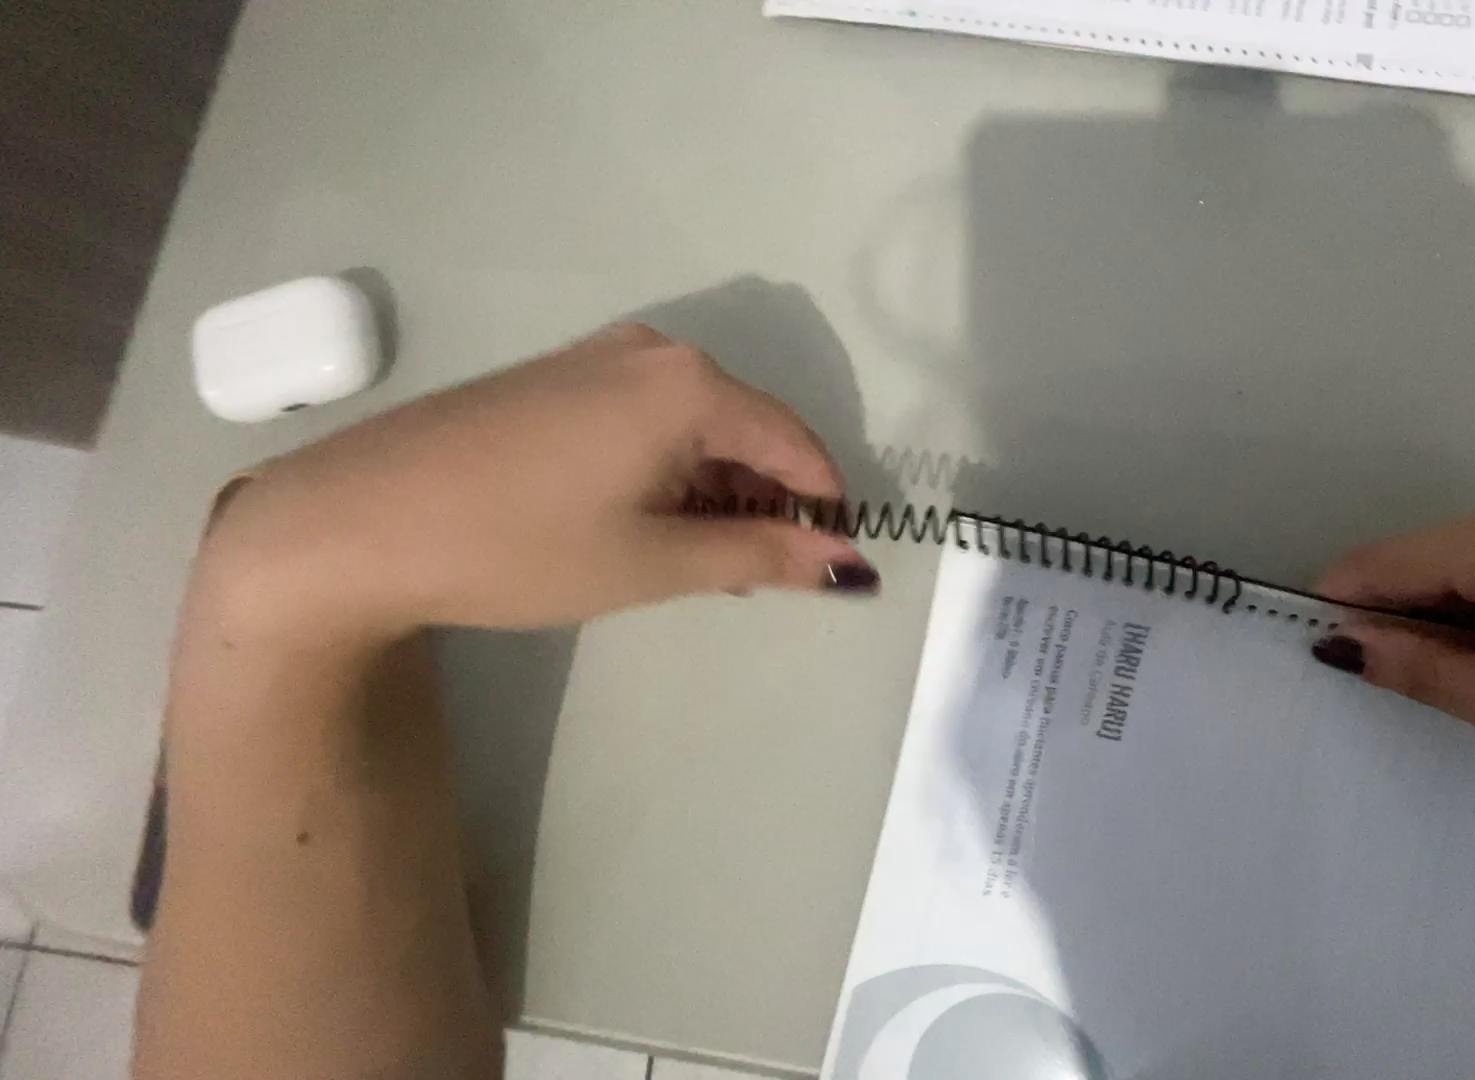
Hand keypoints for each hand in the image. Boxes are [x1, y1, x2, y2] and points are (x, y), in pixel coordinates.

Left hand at [199, 322, 876, 641]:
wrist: (349, 523)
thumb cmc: (520, 546)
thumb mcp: (657, 560)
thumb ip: (764, 555)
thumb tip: (852, 566)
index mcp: (690, 386)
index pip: (797, 446)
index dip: (823, 507)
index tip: (826, 564)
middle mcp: (658, 352)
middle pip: (752, 431)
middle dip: (767, 502)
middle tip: (750, 574)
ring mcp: (606, 356)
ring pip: (704, 425)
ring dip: (720, 489)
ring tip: (696, 558)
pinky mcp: (568, 374)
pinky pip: (656, 417)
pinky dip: (675, 468)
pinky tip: (648, 517)